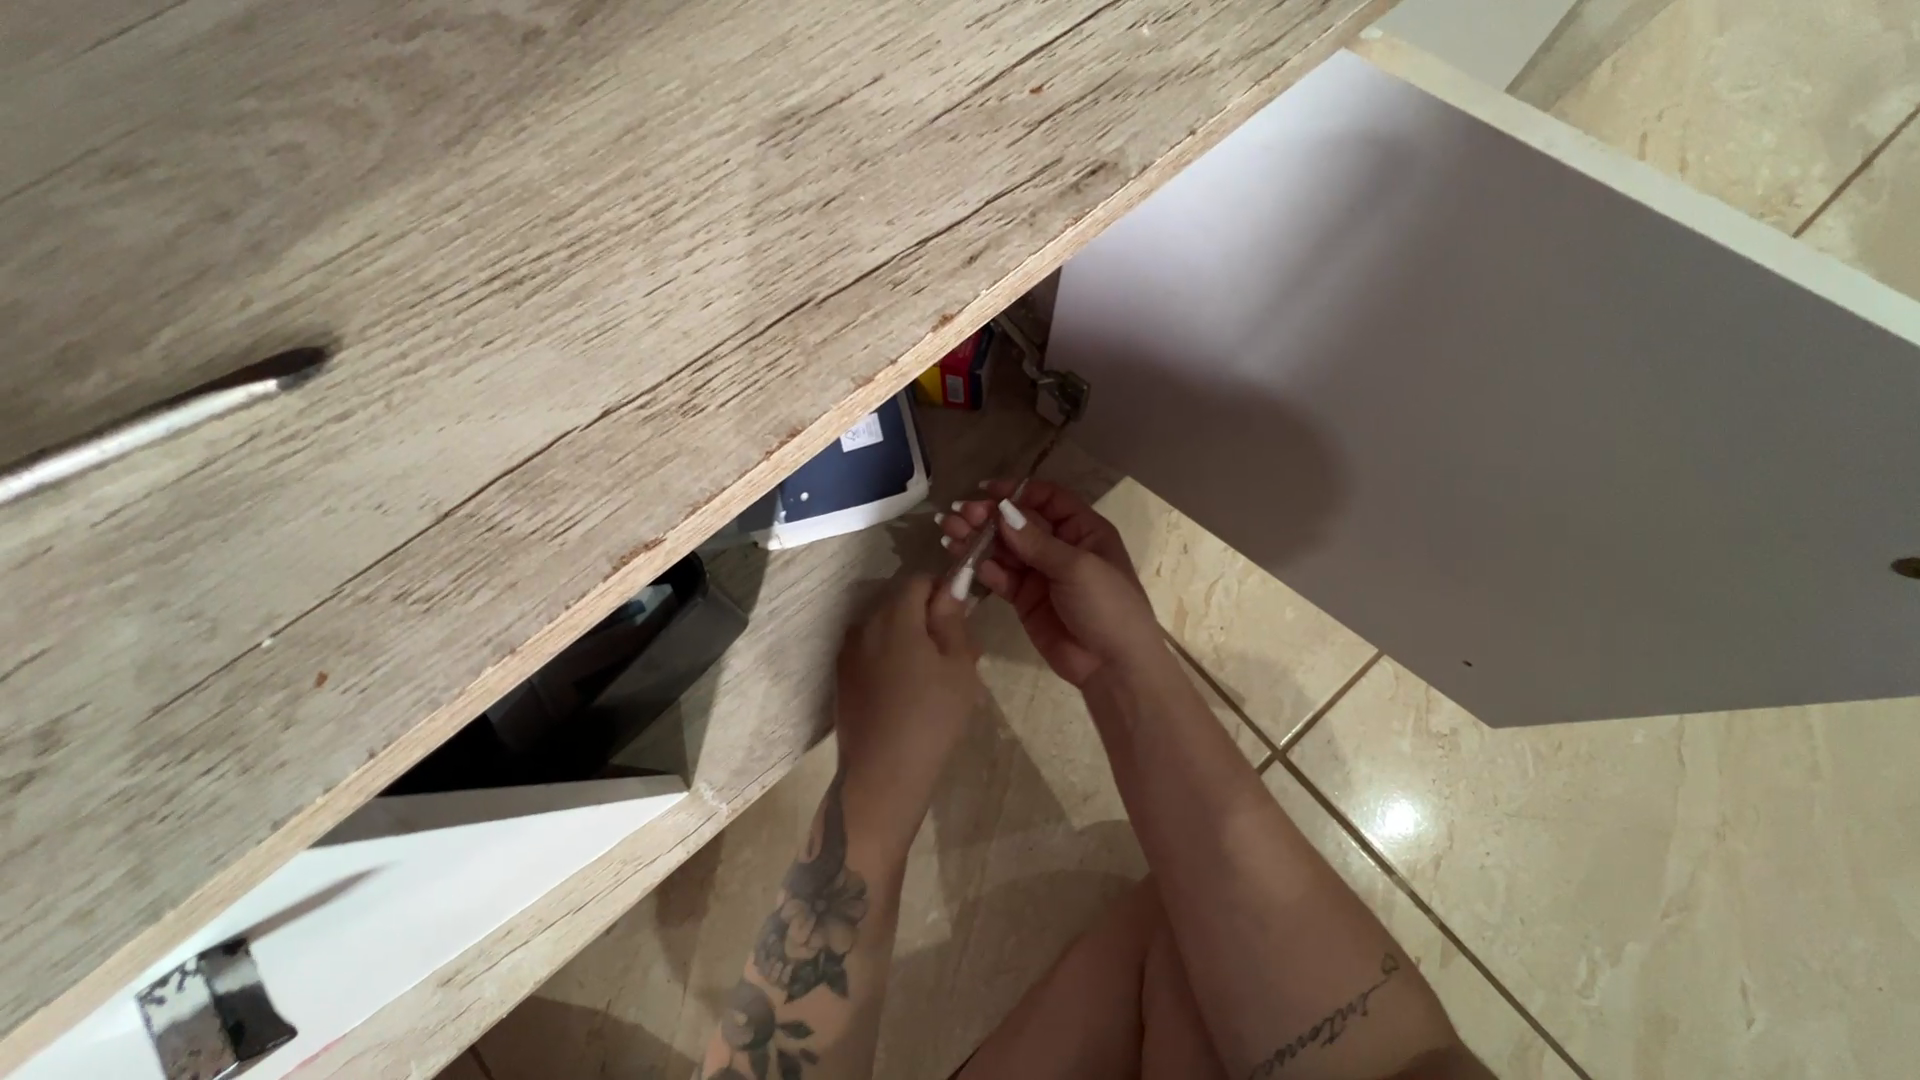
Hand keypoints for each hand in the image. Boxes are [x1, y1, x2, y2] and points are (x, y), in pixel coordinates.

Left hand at [832, 575, 981, 848]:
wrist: (883, 775)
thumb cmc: (931, 718)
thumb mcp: (958, 666)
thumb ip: (952, 620)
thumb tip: (948, 590)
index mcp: (893, 617)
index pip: (918, 581)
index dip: (943, 591)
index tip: (962, 618)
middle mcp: (863, 626)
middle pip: (899, 604)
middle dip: (927, 617)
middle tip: (956, 653)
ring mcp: (848, 653)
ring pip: (885, 629)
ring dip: (909, 639)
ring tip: (935, 678)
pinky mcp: (842, 679)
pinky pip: (872, 653)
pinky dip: (891, 659)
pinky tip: (909, 693)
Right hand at [940, 480, 1165, 686]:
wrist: (1112, 666)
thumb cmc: (1107, 606)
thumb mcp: (1076, 567)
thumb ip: (1036, 541)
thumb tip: (1002, 510)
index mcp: (1083, 530)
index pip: (1047, 499)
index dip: (1018, 491)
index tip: (987, 491)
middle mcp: (1060, 547)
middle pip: (1019, 523)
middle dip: (989, 517)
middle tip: (960, 515)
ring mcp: (1041, 574)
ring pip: (1005, 549)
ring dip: (978, 539)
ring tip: (949, 532)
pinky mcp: (1025, 600)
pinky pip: (1000, 577)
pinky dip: (982, 568)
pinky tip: (964, 560)